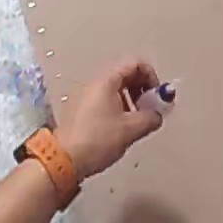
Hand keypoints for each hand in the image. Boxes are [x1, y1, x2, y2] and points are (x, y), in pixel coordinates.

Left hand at [53, 57, 162, 177]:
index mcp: (107, 80)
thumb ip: (150, 118)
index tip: (157, 96)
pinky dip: (122, 106)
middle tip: (151, 108)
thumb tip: (157, 115)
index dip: (151, 76)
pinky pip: (109, 98)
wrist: (65, 158)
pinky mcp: (86, 108)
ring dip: (134, 98)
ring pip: (119, 87)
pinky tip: (125, 126)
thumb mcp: (130, 129)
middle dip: (144, 88)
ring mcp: (90, 95)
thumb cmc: (98, 139)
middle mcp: (98, 82)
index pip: (135, 63)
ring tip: (140, 120)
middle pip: (127, 73)